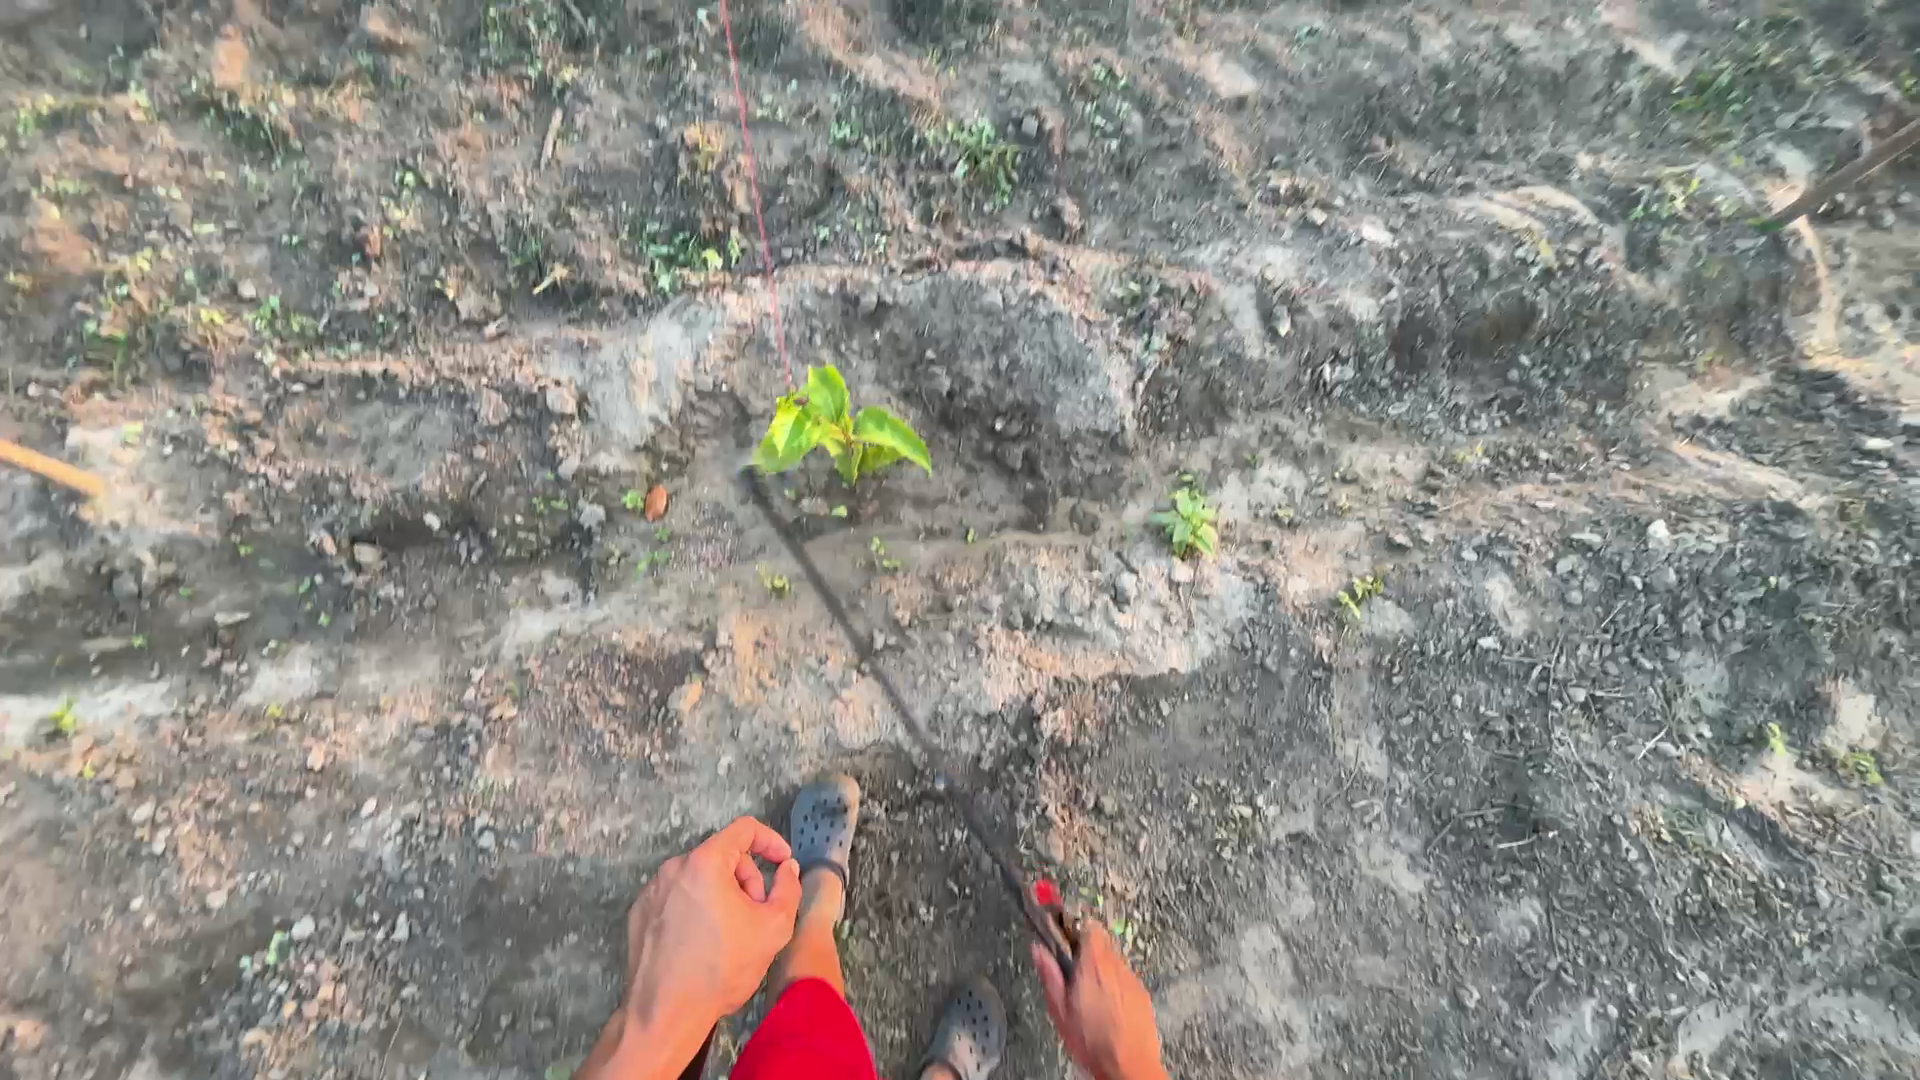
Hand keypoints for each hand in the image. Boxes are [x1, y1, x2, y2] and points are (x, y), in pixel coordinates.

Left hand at [620, 817, 803, 1068]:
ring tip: (731, 931)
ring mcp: (652, 891)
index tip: (783, 863)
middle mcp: (674, 868)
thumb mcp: (774, 927)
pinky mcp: (639, 914)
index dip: (771, 841)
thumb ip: (788, 888)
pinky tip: (702, 941)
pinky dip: (696, 907)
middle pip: (723, 855)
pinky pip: (677, 896)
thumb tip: (787, 868)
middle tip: (757, 912)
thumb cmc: (722, 968)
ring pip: (700, 877)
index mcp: (705, 862)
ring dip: (722, 893)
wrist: (664, 1017)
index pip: (745, 829)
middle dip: (747, 878)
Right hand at [1031, 920, 1168, 1079]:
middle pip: (1101, 942)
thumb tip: (1038, 948)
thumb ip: (1050, 974)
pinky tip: (1109, 1006)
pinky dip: (1116, 985)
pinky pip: (1126, 978)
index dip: (1076, 930)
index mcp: (1092, 963)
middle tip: (1076, 973)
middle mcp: (1115, 964)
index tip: (1066, 940)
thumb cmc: (1092, 1042)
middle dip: (1088, 952)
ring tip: (1093, 995)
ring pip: (1114, 960)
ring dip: (1103, 969)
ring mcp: (1132, 978)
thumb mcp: (1060, 1011)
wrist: (1130, 1068)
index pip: (1088, 926)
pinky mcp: (1143, 993)